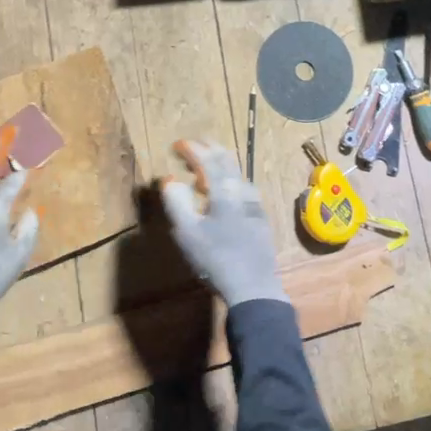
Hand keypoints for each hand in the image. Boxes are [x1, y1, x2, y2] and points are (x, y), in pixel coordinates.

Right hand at [158, 140, 287, 307]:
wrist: (254, 287)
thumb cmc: (215, 259)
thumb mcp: (187, 232)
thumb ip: (176, 202)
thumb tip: (169, 179)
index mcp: (223, 190)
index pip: (207, 159)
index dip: (192, 149)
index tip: (178, 144)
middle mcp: (242, 190)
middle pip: (227, 160)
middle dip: (210, 148)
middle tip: (196, 144)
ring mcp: (255, 204)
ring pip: (238, 173)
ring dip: (221, 164)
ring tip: (208, 166)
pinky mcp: (260, 218)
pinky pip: (243, 187)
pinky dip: (230, 180)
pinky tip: (226, 193)